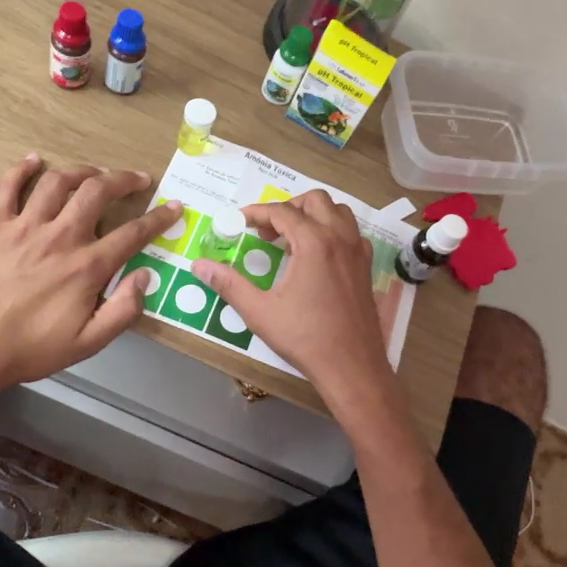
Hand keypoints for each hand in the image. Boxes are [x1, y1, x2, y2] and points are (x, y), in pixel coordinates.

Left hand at [0, 154, 180, 405]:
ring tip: (94, 173)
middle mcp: (59, 237)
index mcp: (87, 266)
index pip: (133, 233)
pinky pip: (6, 186)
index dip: (159, 218)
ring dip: (81, 171)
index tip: (174, 207)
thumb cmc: (31, 350)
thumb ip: (124, 310)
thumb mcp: (89, 342)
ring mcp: (22, 227)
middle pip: (97, 192)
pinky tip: (33, 160)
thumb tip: (145, 277)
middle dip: (123, 179)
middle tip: (137, 179)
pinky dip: (21, 169)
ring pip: (57, 182)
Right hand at [191, 190, 397, 404]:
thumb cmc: (305, 338)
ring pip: (338, 212)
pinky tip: (319, 256)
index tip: (240, 222)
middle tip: (267, 232)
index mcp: (314, 242)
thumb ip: (229, 284)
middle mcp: (340, 238)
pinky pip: (352, 234)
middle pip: (315, 201)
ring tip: (293, 239)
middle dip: (288, 208)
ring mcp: (358, 251)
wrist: (351, 365)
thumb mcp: (260, 312)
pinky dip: (334, 232)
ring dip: (314, 215)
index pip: (281, 211)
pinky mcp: (367, 267)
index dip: (257, 213)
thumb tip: (199, 265)